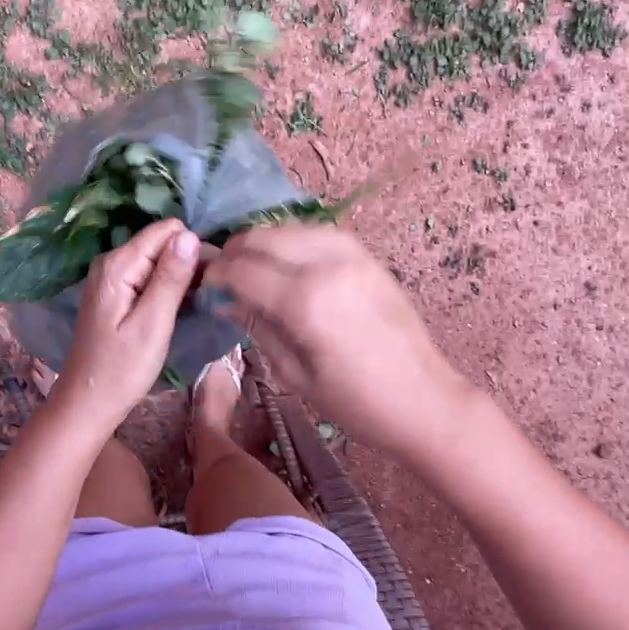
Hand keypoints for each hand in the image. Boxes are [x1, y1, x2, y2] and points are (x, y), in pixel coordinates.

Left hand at [55, 219, 200, 419]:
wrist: (88, 403)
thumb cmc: (122, 370)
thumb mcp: (152, 324)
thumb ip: (170, 278)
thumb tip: (189, 235)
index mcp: (117, 264)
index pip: (167, 230)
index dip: (193, 248)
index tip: (212, 278)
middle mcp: (111, 261)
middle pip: (163, 242)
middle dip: (189, 262)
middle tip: (208, 296)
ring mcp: (112, 276)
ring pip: (159, 259)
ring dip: (181, 276)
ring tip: (197, 304)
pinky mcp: (117, 292)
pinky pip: (149, 275)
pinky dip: (168, 288)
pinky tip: (180, 309)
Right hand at [202, 224, 477, 458]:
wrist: (426, 401)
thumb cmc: (356, 403)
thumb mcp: (295, 374)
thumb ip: (257, 328)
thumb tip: (224, 302)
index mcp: (305, 302)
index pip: (242, 270)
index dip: (215, 274)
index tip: (202, 285)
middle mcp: (327, 266)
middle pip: (262, 237)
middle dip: (235, 252)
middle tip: (223, 275)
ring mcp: (351, 255)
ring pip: (289, 227)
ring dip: (263, 242)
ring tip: (251, 267)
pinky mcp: (367, 256)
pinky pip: (318, 232)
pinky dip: (292, 240)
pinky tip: (285, 261)